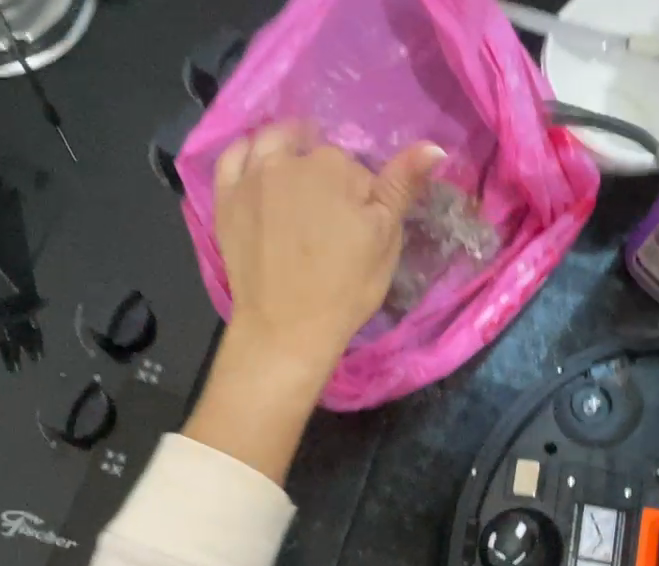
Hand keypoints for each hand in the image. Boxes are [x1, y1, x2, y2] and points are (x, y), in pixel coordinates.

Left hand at [213, 123, 445, 380]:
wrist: (287, 328)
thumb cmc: (345, 289)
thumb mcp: (386, 239)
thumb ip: (402, 187)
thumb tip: (433, 147)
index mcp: (336, 166)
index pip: (355, 168)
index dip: (361, 195)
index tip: (359, 225)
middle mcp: (290, 159)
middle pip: (313, 153)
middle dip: (324, 175)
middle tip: (329, 216)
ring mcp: (252, 176)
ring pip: (272, 143)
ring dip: (287, 149)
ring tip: (297, 178)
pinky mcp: (226, 198)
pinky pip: (232, 157)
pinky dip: (246, 153)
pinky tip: (257, 165)